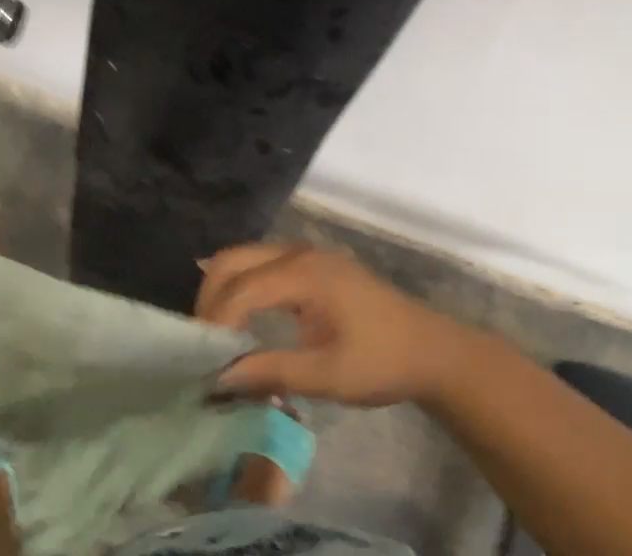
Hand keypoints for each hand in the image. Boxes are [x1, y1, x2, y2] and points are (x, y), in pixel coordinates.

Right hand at [196, 243, 475, 405]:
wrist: (432, 351)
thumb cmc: (383, 363)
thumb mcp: (328, 376)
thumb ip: (271, 371)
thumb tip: (218, 378)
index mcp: (303, 273)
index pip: (240, 289)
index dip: (214, 322)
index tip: (200, 360)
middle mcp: (298, 253)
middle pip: (232, 260)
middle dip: (208, 297)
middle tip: (198, 343)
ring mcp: (305, 254)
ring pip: (243, 257)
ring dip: (222, 289)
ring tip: (212, 334)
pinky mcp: (310, 264)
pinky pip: (259, 264)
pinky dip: (240, 286)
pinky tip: (237, 319)